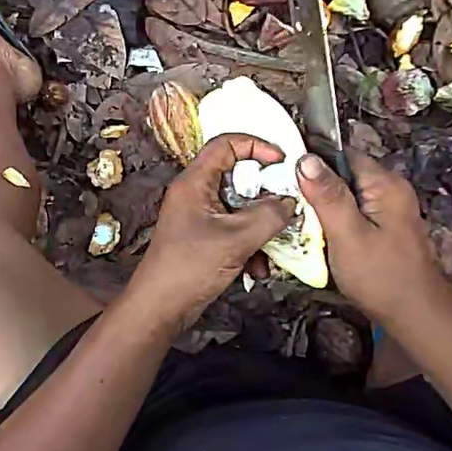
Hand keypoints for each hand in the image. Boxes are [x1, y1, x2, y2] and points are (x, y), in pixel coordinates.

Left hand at [127, 134, 296, 326]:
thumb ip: (268, 216)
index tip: (281, 160)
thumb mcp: (236, 239)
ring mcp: (199, 216)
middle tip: (286, 205)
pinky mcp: (204, 237)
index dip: (256, 145)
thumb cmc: (187, 267)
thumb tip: (290, 202)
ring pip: (240, 208)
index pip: (225, 144)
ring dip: (260, 227)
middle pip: (237, 177)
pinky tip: (257, 268)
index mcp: (194, 183)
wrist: (161, 306)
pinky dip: (250, 245)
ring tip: (271, 248)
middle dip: (265, 195)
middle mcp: (195, 194)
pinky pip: (235, 230)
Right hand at [297, 153, 443, 325]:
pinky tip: (314, 232)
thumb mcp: (348, 234)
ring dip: (320, 205)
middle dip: (312, 185)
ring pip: (344, 195)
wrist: (414, 316)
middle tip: (281, 198)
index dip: (311, 161)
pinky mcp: (382, 227)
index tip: (281, 173)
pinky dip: (331, 220)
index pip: (341, 154)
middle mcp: (389, 190)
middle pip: (342, 174)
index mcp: (385, 184)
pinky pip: (350, 212)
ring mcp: (387, 210)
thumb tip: (306, 158)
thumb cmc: (380, 276)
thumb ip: (328, 196)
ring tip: (292, 215)